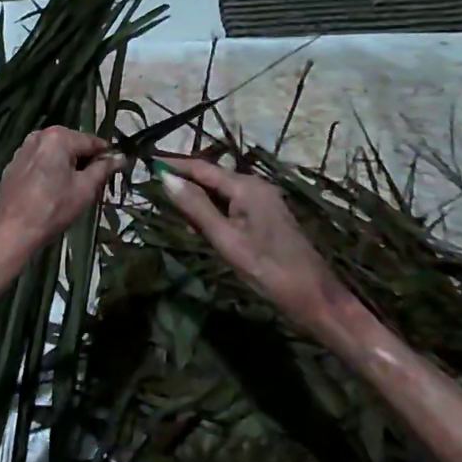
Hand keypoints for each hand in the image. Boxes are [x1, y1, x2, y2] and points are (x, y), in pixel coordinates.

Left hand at [0, 127, 122, 251]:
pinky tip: (53, 190)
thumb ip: (103, 169)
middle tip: (96, 183)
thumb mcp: (85, 189)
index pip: (92, 141)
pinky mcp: (14, 164)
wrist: (12, 230)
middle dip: (85, 160)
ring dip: (68, 165)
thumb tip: (121, 158)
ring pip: (55, 153)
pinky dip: (51, 170)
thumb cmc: (53, 208)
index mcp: (58, 137)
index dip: (106, 155)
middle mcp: (38, 136)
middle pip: (72, 144)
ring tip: (76, 188)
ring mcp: (23, 149)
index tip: (117, 169)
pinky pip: (40, 161)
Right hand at [158, 158, 346, 321]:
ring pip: (220, 193)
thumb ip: (195, 208)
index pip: (201, 168)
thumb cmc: (268, 269)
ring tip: (171, 209)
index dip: (173, 165)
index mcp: (246, 187)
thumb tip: (166, 179)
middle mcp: (255, 186)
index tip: (146, 163)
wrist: (315, 298)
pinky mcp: (266, 218)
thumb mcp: (226, 240)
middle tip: (152, 188)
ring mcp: (263, 202)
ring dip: (196, 199)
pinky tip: (200, 227)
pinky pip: (231, 205)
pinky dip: (212, 211)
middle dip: (183, 182)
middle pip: (211, 177)